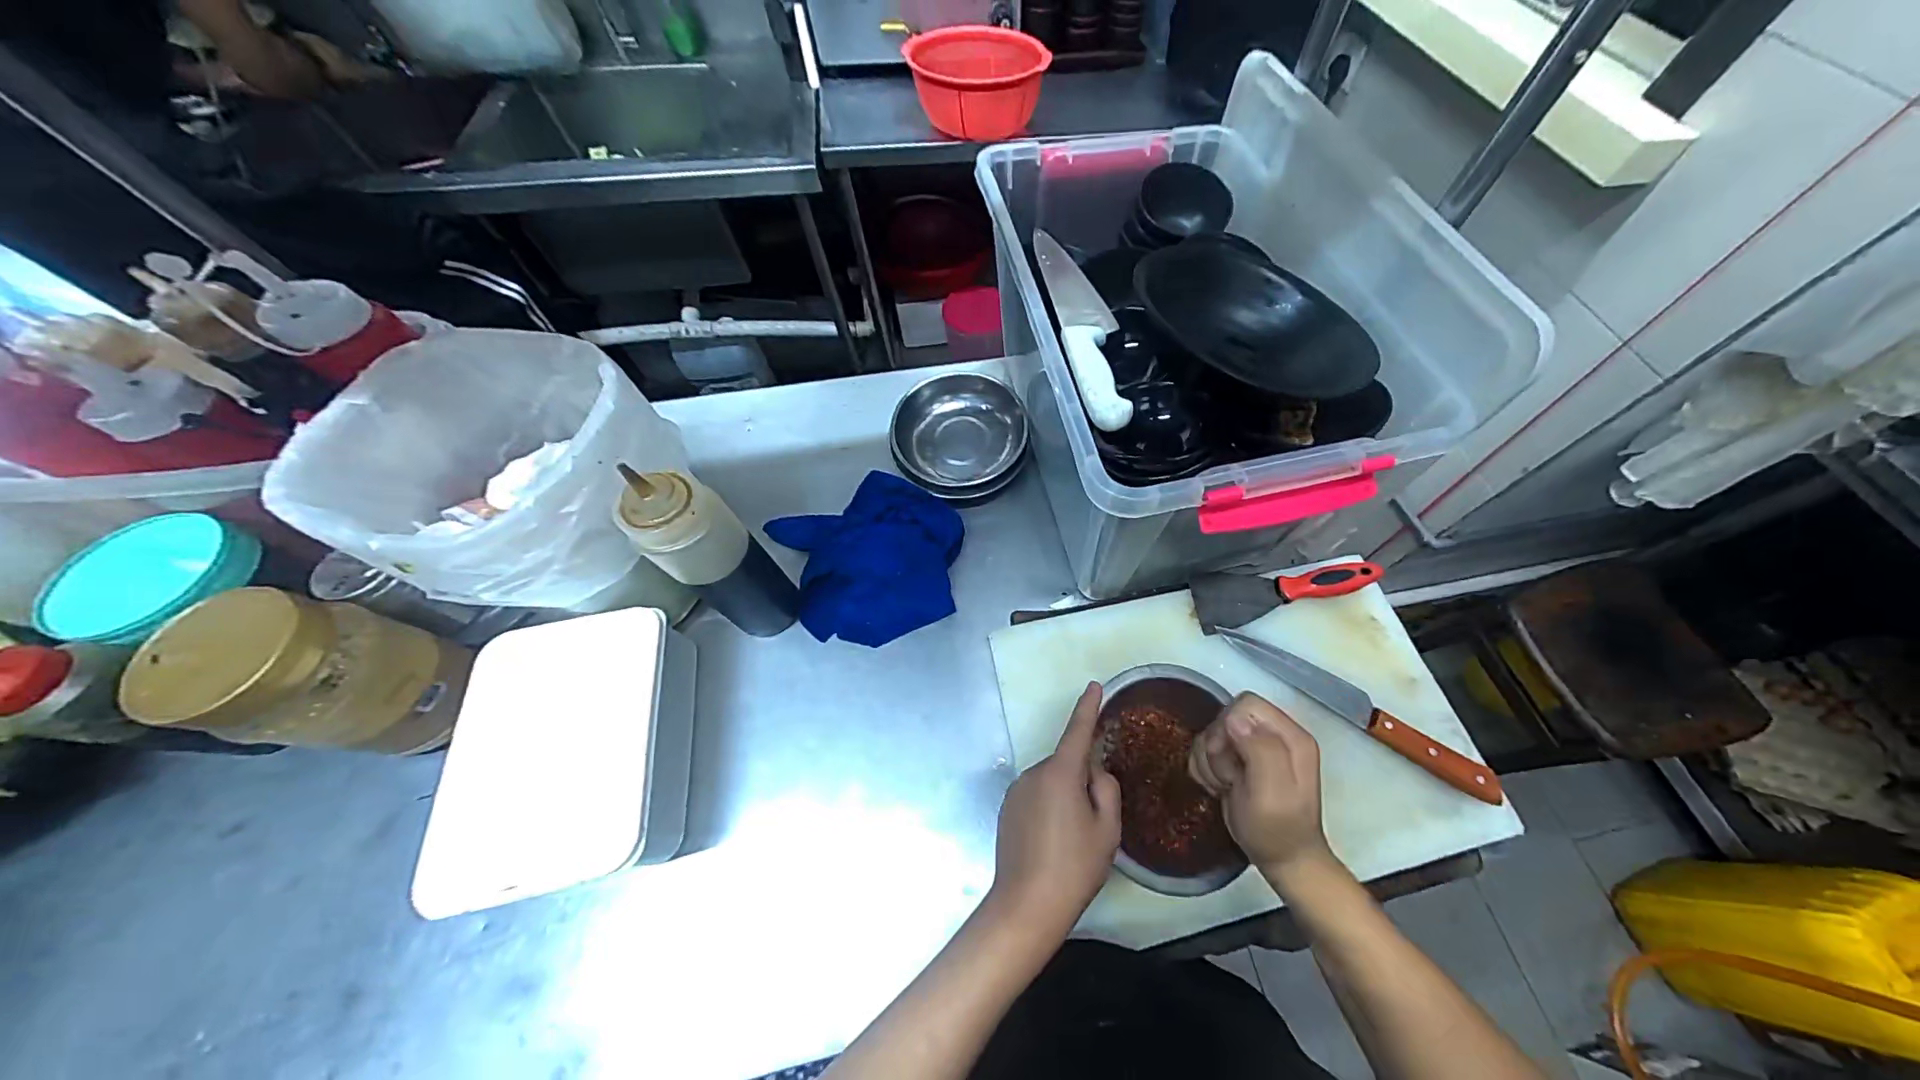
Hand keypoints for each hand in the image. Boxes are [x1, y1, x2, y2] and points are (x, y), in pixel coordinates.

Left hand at [989, 682, 1121, 934]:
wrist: (1027, 903)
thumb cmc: (1074, 866)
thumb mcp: (1107, 829)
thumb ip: (1105, 789)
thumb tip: (1094, 770)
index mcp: (1060, 773)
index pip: (1077, 731)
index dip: (1087, 708)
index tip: (1094, 686)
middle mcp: (1033, 773)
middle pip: (1066, 765)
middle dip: (1082, 781)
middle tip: (1094, 822)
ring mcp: (1016, 790)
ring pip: (1051, 783)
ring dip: (1064, 797)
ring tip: (1071, 839)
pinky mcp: (1006, 808)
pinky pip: (1036, 796)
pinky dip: (1048, 808)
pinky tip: (1052, 842)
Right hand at [1187, 693, 1335, 884]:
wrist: (1282, 860)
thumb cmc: (1278, 830)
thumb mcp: (1273, 793)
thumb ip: (1259, 749)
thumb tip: (1233, 719)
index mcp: (1290, 736)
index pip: (1245, 704)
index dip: (1229, 727)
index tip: (1233, 760)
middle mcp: (1273, 735)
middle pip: (1224, 716)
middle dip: (1217, 747)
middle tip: (1231, 778)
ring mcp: (1254, 747)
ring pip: (1211, 733)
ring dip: (1209, 761)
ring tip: (1227, 786)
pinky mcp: (1237, 759)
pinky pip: (1205, 750)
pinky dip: (1205, 769)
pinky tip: (1220, 787)